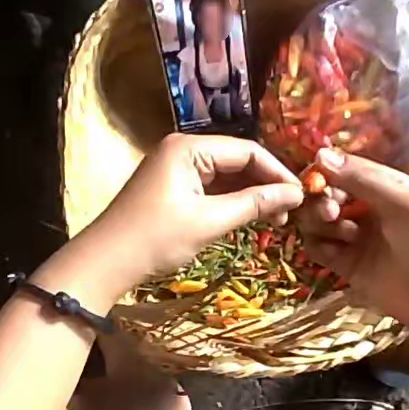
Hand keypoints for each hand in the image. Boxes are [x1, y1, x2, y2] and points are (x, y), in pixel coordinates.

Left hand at [61, 134, 303, 299]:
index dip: (278, 173)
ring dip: (252, 195)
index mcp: (190, 147)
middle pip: (239, 160)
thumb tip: (295, 194)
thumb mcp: (210, 221)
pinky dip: (234, 202)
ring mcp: (178, 168)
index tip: (301, 197)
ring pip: (228, 176)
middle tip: (291, 213)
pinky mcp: (175, 187)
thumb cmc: (157, 238)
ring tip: (276, 220)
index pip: (247, 151)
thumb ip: (254, 204)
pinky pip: (213, 188)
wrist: (106, 262)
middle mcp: (184, 149)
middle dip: (266, 185)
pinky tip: (252, 218)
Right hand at [296, 148, 408, 335]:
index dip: (327, 171)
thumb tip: (320, 153)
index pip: (345, 170)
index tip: (315, 178)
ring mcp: (359, 239)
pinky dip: (316, 244)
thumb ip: (364, 178)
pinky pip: (320, 249)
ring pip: (320, 221)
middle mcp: (370, 210)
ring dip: (317, 221)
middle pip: (328, 195)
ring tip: (335, 229)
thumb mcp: (407, 203)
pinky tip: (328, 248)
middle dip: (321, 198)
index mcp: (388, 188)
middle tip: (330, 211)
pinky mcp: (350, 268)